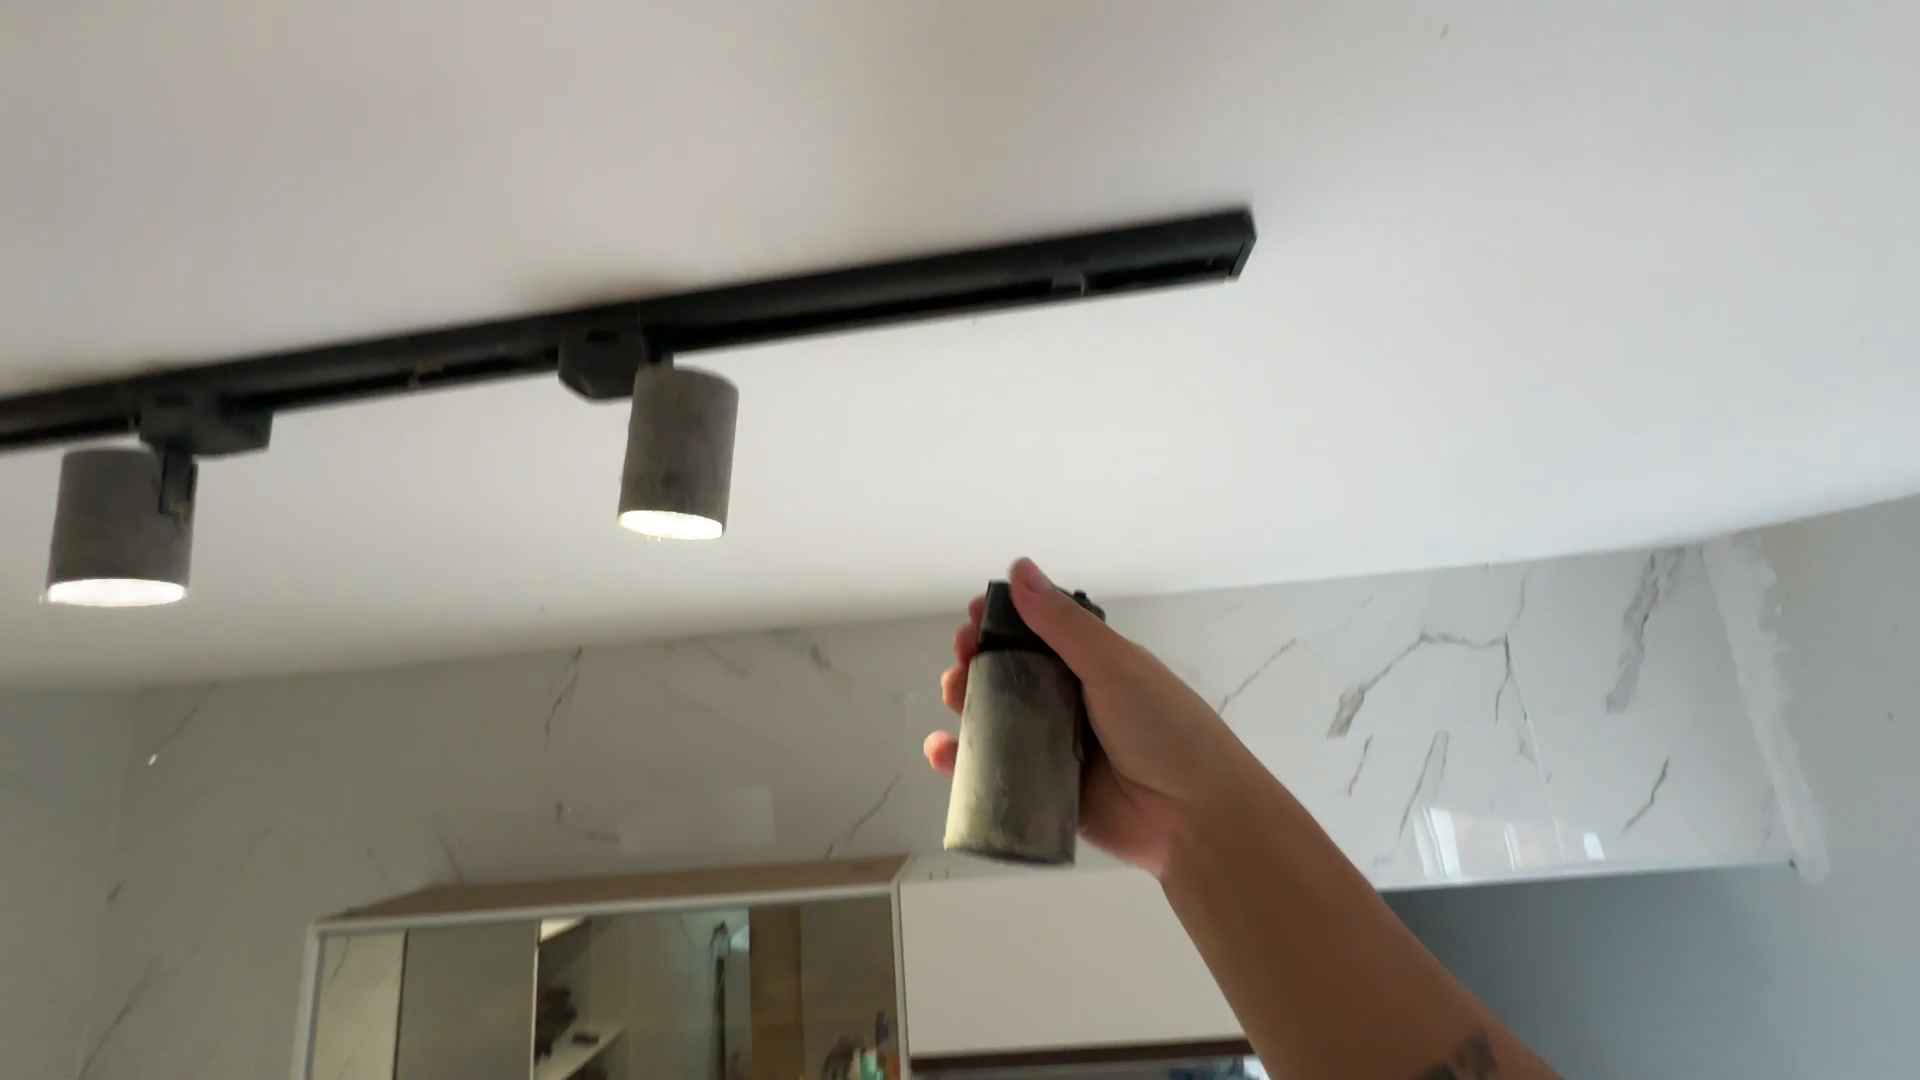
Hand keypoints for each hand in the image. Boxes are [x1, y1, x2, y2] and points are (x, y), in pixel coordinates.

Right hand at [923, 558, 1255, 876]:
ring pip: (995, 719)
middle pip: (1007, 674)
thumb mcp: (1113, 665)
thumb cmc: (1162, 727)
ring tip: (952, 698)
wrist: (1195, 816)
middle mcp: (1068, 701)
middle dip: (976, 661)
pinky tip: (941, 752)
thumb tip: (1018, 567)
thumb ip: (1063, 622)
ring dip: (964, 703)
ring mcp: (1053, 747)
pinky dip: (962, 762)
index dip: (1001, 622)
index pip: (1035, 634)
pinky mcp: (1042, 791)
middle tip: (962, 658)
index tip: (974, 615)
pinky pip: (995, 772)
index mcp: (1089, 665)